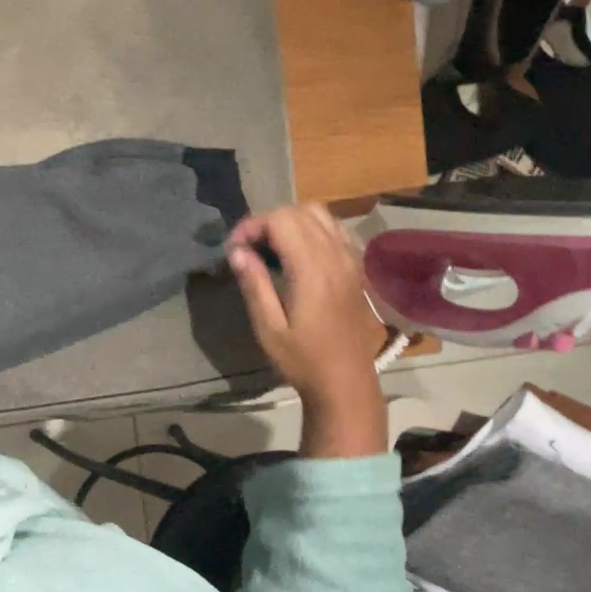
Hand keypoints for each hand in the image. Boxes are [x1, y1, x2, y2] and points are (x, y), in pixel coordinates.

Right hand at [226, 204, 385, 457]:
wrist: (345, 380)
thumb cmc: (302, 359)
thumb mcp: (269, 328)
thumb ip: (255, 285)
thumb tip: (238, 252)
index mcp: (314, 269)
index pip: (282, 220)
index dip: (252, 226)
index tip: (233, 250)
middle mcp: (337, 255)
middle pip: (302, 211)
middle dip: (269, 221)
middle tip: (247, 249)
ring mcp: (352, 259)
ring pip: (322, 215)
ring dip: (291, 222)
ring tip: (269, 249)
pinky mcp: (357, 267)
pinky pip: (336, 230)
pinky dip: (313, 230)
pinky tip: (298, 254)